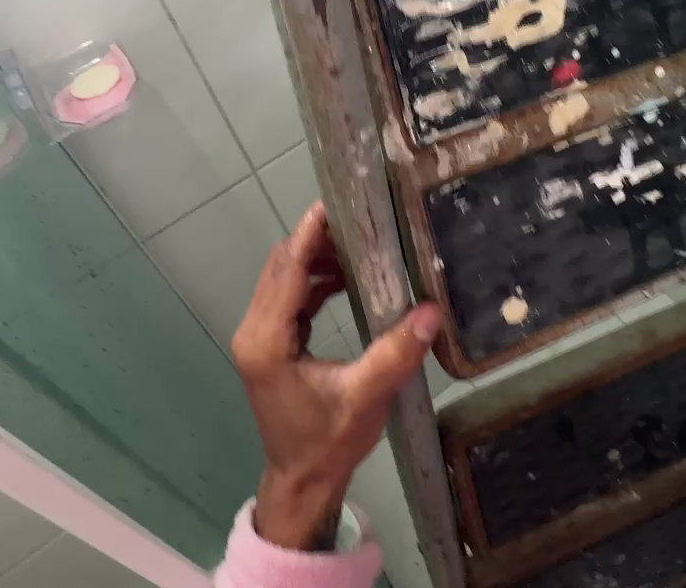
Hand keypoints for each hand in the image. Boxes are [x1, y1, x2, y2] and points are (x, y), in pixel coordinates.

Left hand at [232, 201, 441, 550]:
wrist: (303, 482)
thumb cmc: (329, 442)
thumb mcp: (365, 398)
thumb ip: (395, 354)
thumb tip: (431, 312)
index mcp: (266, 341)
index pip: (287, 270)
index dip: (309, 235)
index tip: (332, 203)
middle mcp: (253, 331)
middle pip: (281, 267)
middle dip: (316, 241)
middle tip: (358, 220)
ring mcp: (258, 336)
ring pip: (283, 278)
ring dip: (316, 259)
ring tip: (358, 246)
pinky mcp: (269, 343)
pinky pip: (289, 295)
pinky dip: (313, 280)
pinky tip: (345, 277)